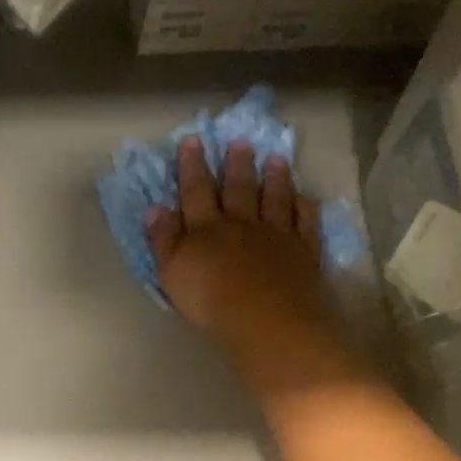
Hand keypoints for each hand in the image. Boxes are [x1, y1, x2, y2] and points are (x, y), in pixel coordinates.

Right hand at [147, 136, 351, 394]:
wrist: (265, 319)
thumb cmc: (209, 300)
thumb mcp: (171, 273)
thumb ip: (163, 240)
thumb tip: (155, 208)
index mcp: (205, 228)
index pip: (195, 191)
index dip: (192, 166)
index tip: (192, 140)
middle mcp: (241, 223)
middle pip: (238, 189)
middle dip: (236, 164)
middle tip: (240, 141)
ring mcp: (276, 234)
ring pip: (274, 198)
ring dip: (274, 177)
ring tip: (275, 157)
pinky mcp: (303, 250)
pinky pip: (305, 222)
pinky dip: (304, 206)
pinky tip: (304, 196)